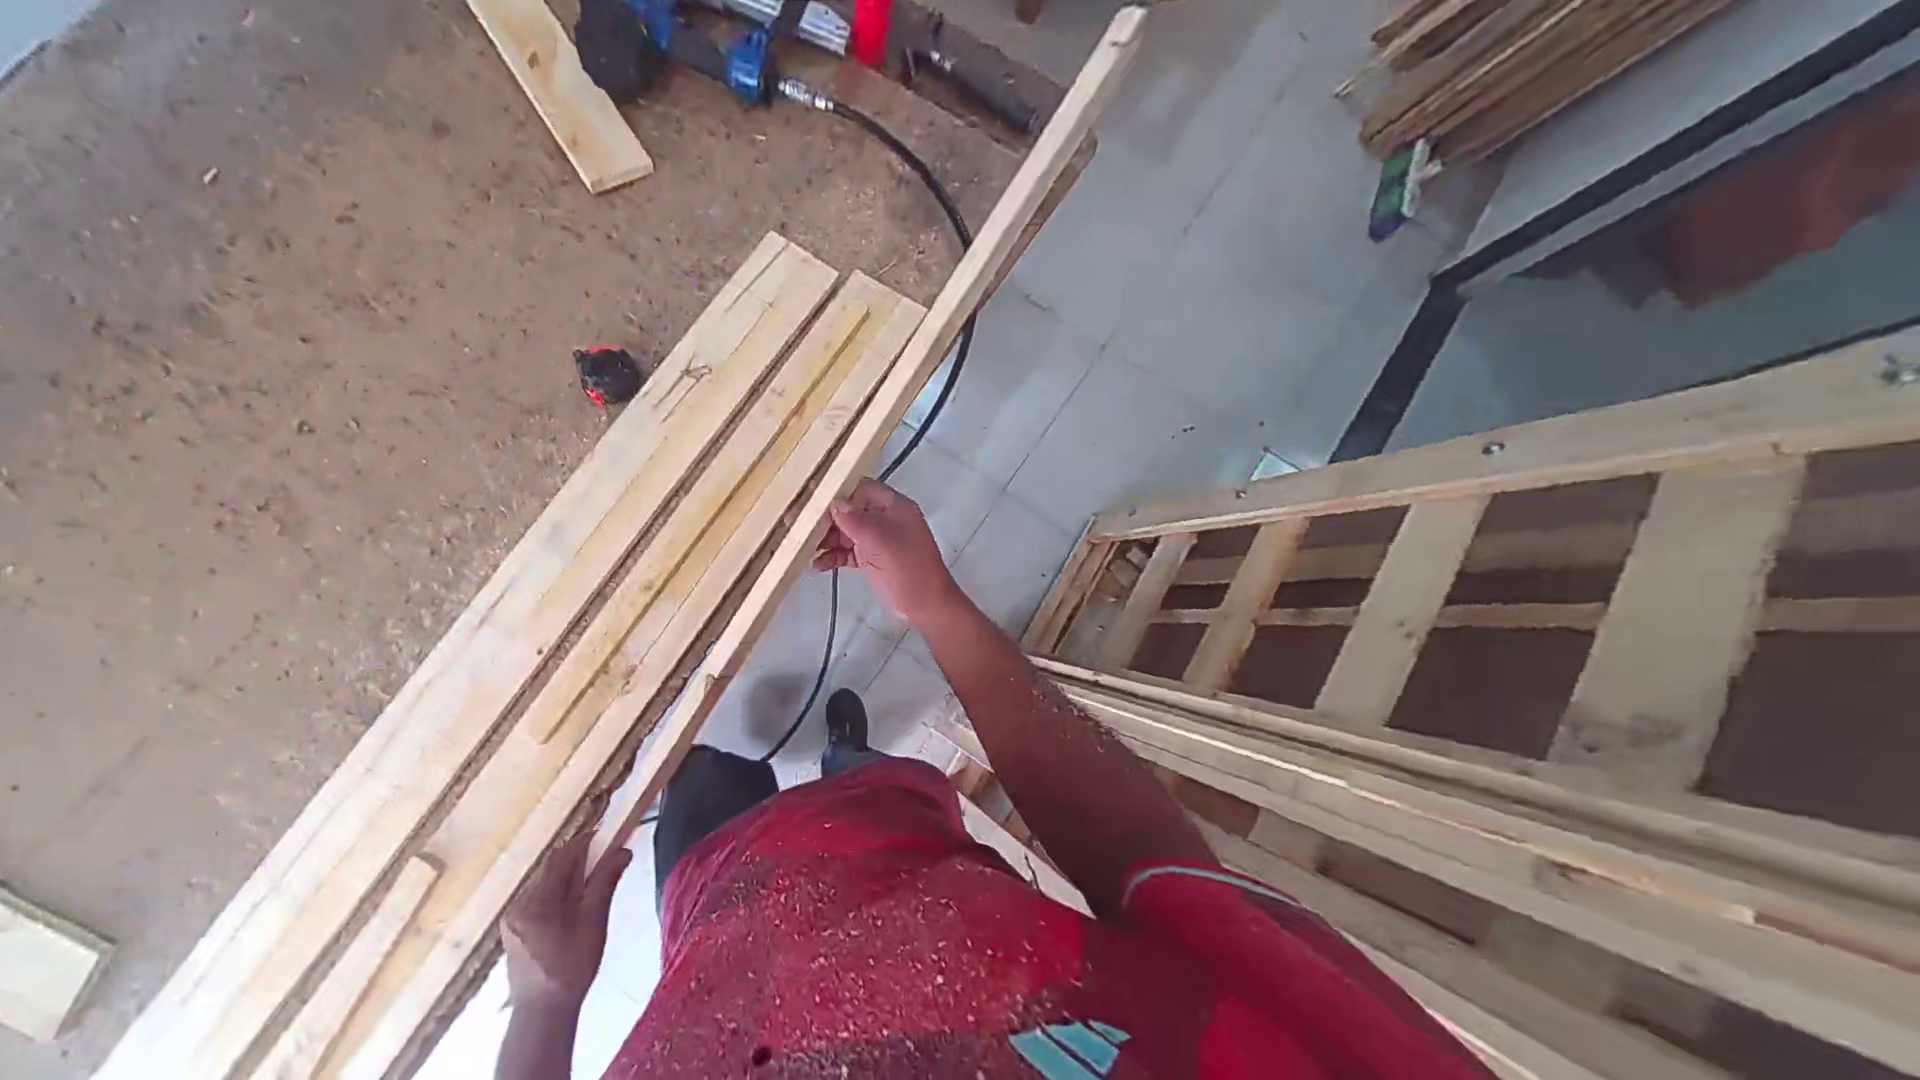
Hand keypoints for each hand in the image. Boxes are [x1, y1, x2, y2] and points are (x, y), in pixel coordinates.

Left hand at [501, 835, 630, 1007]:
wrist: (543, 1011)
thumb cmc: (573, 965)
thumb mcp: (595, 921)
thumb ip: (605, 880)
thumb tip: (623, 849)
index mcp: (536, 902)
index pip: (561, 857)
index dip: (585, 841)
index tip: (608, 833)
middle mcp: (518, 904)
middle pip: (551, 868)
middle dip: (579, 858)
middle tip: (606, 858)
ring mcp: (512, 918)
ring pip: (545, 882)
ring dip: (568, 875)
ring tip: (593, 883)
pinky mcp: (513, 929)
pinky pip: (538, 897)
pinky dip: (557, 891)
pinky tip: (573, 903)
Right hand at [814, 478, 963, 625]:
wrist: (926, 605)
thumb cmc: (908, 567)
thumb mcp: (880, 540)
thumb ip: (855, 520)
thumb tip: (835, 502)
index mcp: (894, 507)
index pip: (861, 488)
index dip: (837, 490)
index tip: (810, 495)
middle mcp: (885, 519)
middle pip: (850, 511)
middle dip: (824, 518)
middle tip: (795, 521)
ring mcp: (879, 540)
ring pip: (846, 532)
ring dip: (825, 539)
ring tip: (802, 545)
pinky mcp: (873, 559)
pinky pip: (848, 552)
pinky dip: (833, 556)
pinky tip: (817, 565)